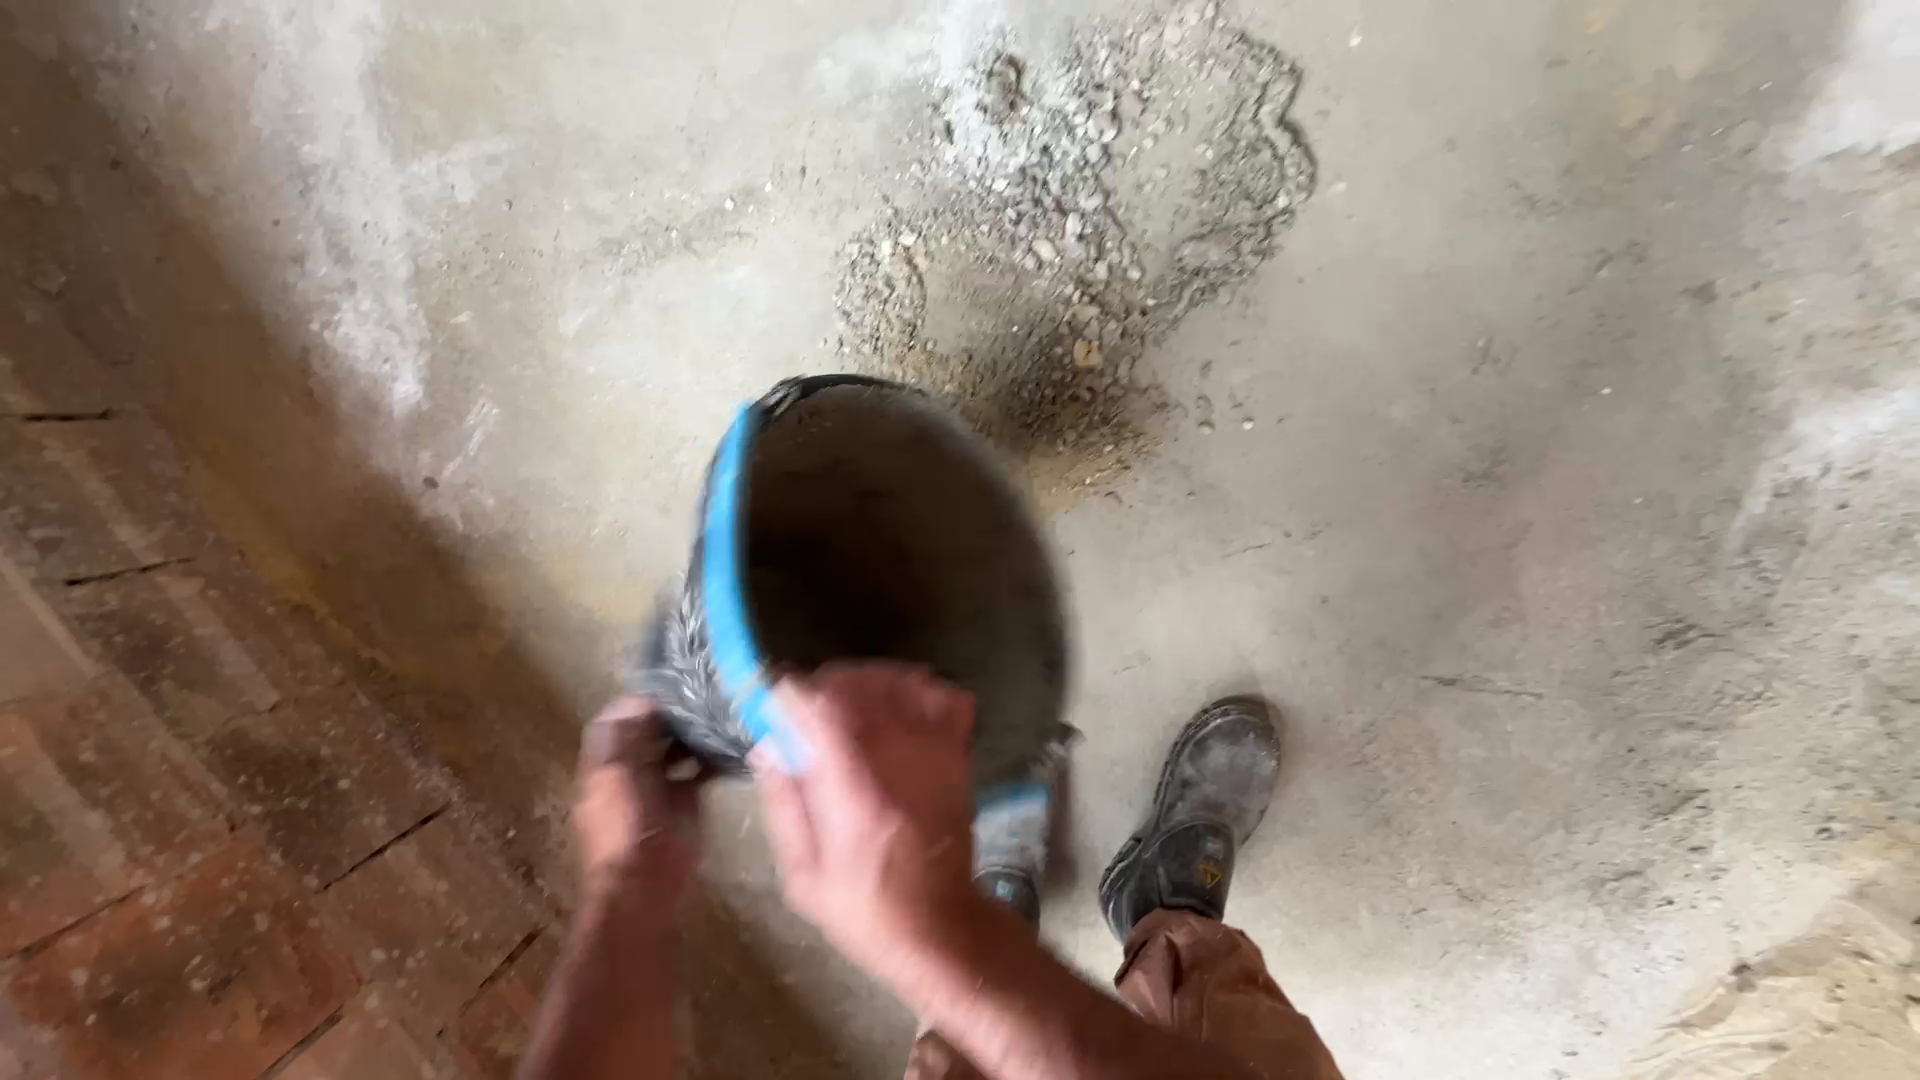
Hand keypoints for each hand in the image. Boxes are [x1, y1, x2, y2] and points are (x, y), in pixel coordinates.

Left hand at [573, 696, 702, 905]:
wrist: (646, 880)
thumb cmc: (623, 828)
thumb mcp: (616, 776)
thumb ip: (628, 737)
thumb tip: (644, 700)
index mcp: (607, 762)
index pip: (619, 721)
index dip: (638, 702)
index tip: (668, 686)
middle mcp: (633, 768)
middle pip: (650, 730)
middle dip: (672, 712)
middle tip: (703, 692)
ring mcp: (661, 782)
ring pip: (677, 746)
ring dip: (693, 731)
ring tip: (718, 711)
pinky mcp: (687, 797)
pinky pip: (700, 768)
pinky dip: (712, 756)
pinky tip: (728, 742)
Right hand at [752, 663, 976, 982]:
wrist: (940, 924)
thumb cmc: (864, 908)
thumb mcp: (802, 875)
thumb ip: (784, 803)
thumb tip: (768, 744)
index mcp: (854, 791)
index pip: (821, 708)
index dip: (790, 694)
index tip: (774, 704)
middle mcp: (898, 757)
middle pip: (857, 681)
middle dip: (821, 686)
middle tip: (807, 713)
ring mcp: (935, 749)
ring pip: (896, 678)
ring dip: (864, 681)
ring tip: (848, 709)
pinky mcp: (958, 751)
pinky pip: (942, 693)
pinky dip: (916, 688)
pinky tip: (897, 710)